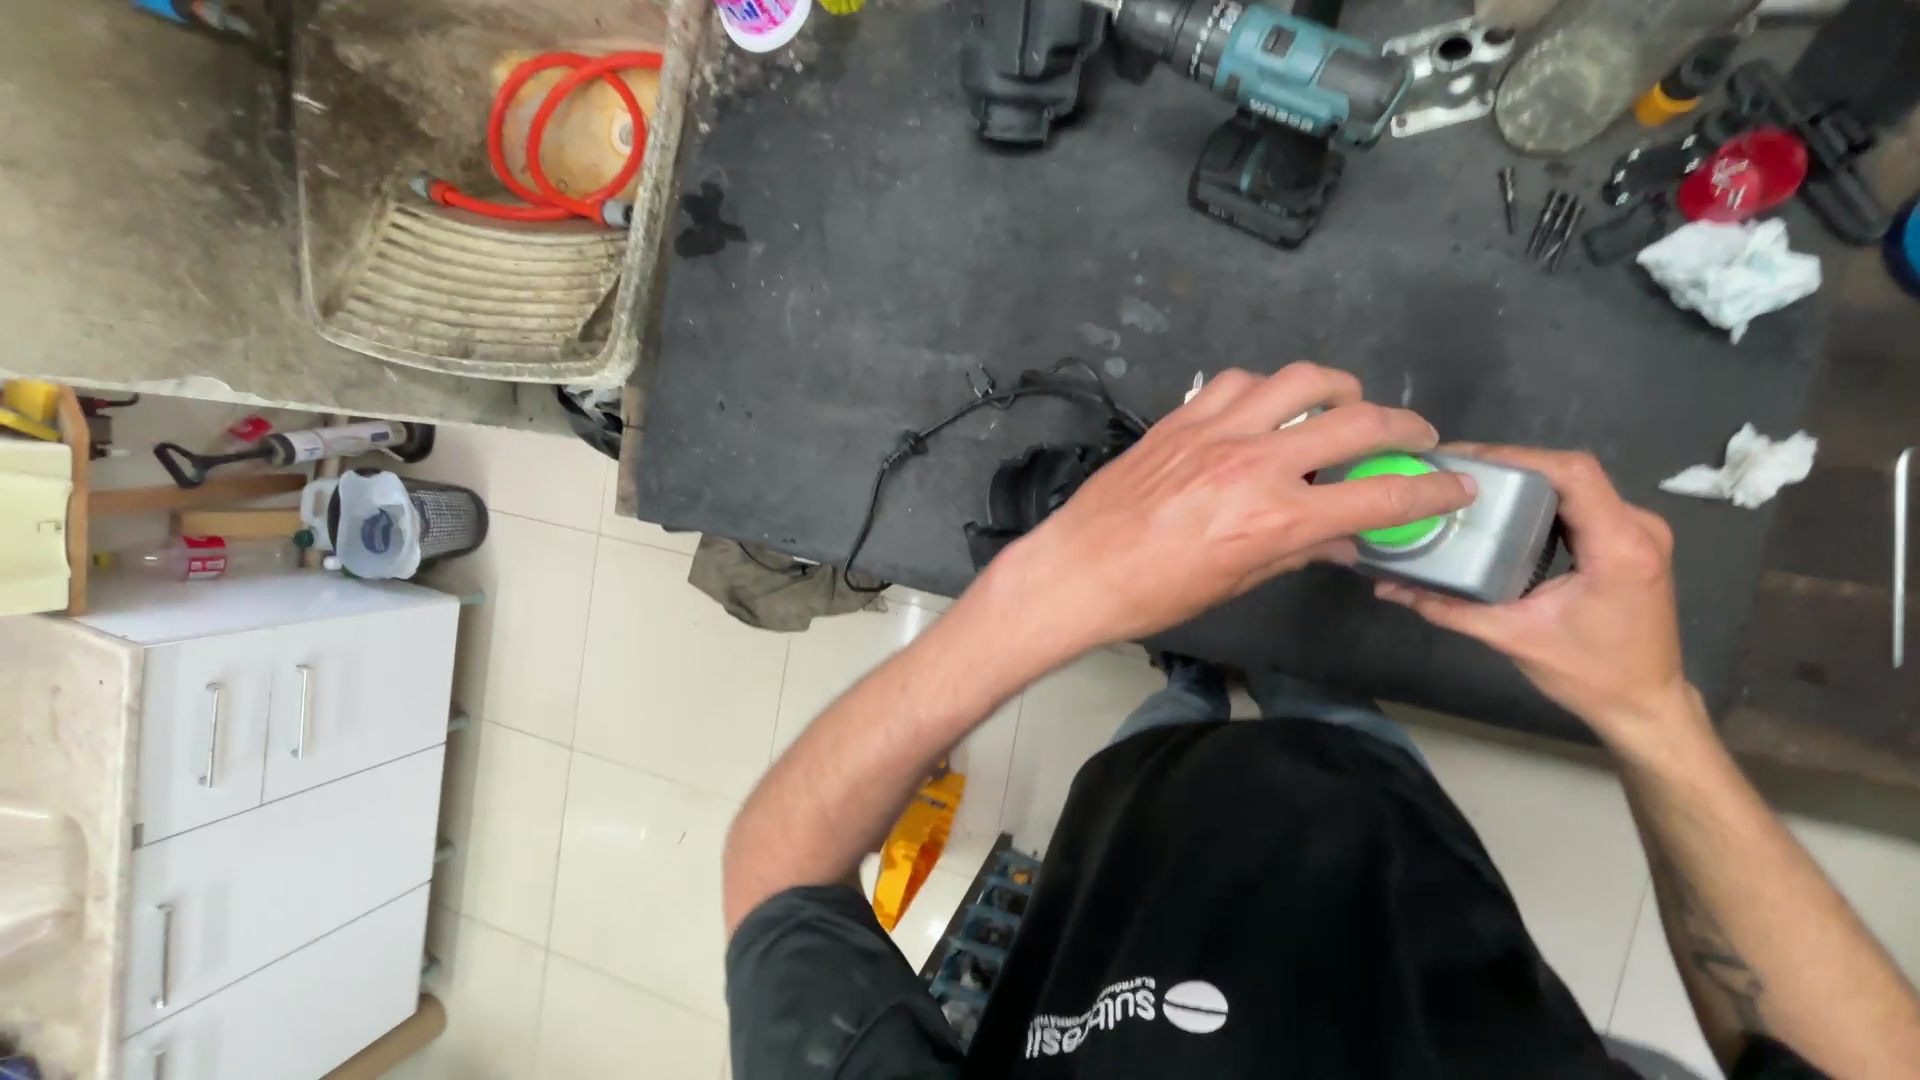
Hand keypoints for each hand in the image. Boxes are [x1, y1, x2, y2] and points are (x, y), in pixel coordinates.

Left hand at [989, 363, 1474, 654]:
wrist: (1079, 570)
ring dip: (1338, 389)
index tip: (1454, 485)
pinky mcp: (1181, 418)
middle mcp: (1255, 464)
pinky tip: (1267, 406)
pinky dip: (1267, 388)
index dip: (1430, 491)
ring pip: (1300, 380)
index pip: (1379, 497)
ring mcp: (1216, 432)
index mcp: (1275, 519)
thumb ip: (1298, 551)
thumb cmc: (1155, 593)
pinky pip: (1238, 381)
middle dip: (1405, 427)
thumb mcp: (1237, 582)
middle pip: (1357, 422)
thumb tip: (1344, 539)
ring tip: (1345, 407)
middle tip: (1414, 439)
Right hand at [1372, 445, 1697, 743]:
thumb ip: (1448, 608)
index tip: (1462, 459)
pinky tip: (1501, 510)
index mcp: (1618, 547)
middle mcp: (1637, 528)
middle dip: (1509, 464)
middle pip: (1570, 473)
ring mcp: (1638, 531)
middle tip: (1451, 471)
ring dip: (1523, 480)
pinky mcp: (1629, 540)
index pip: (1573, 474)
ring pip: (1575, 483)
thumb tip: (1389, 587)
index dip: (1518, 456)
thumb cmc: (1588, 673)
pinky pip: (1581, 502)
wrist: (1645, 703)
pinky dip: (1539, 499)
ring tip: (1467, 485)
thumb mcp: (1511, 637)